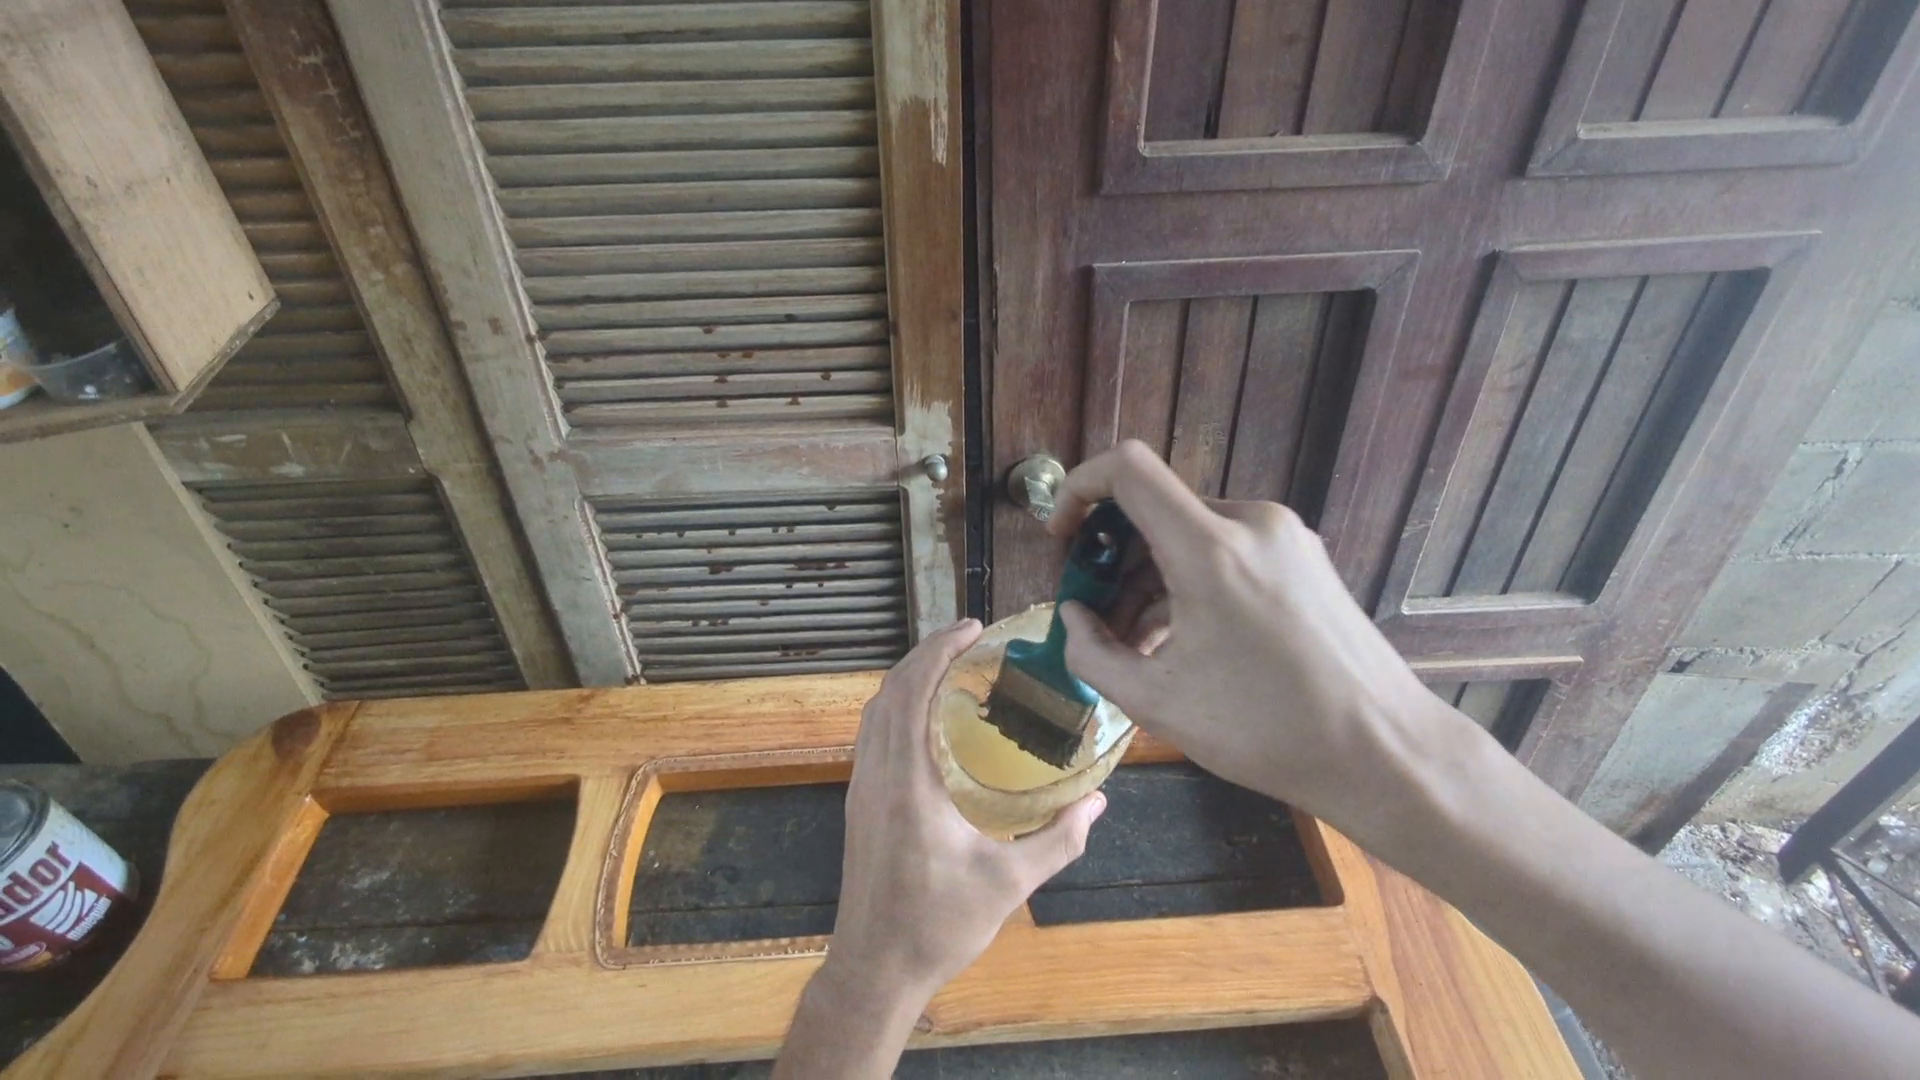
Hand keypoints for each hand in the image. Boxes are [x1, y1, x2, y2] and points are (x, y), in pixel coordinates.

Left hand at [828, 618, 1107, 999]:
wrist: (875, 968)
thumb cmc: (938, 926)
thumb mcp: (1009, 885)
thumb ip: (1058, 840)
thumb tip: (1097, 802)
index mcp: (908, 784)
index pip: (912, 694)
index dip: (938, 651)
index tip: (973, 629)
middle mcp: (877, 774)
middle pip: (890, 691)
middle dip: (927, 653)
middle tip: (971, 638)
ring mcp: (861, 787)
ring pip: (876, 710)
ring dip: (909, 677)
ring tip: (951, 667)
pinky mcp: (858, 801)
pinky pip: (873, 732)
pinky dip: (898, 705)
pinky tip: (929, 717)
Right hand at [1048, 441, 1462, 845]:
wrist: (1385, 752)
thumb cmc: (1265, 730)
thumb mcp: (1157, 702)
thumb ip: (1091, 653)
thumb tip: (1071, 617)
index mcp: (1212, 548)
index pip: (1128, 469)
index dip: (1079, 488)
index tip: (1062, 539)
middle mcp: (1251, 523)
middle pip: (1155, 510)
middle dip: (1110, 557)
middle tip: (1093, 615)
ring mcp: (1284, 538)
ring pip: (1188, 534)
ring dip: (1147, 577)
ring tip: (1132, 642)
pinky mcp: (1303, 559)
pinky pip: (1225, 551)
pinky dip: (1188, 582)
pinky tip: (1177, 638)